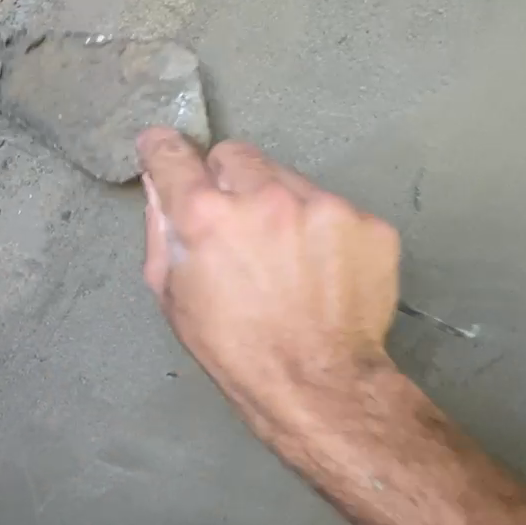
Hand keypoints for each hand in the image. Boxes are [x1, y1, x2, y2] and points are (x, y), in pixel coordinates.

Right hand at [137, 128, 403, 451]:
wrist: (314, 378)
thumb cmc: (226, 340)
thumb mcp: (167, 287)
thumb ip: (161, 228)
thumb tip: (159, 188)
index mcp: (205, 214)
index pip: (171, 155)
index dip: (159, 148)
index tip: (158, 146)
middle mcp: (263, 198)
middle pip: (234, 154)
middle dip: (224, 178)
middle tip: (229, 217)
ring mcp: (322, 206)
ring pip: (284, 178)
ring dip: (273, 202)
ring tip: (279, 252)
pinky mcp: (368, 223)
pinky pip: (328, 206)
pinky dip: (315, 226)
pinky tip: (314, 265)